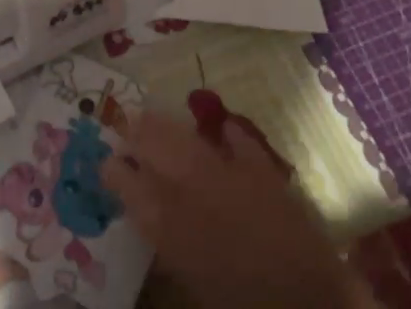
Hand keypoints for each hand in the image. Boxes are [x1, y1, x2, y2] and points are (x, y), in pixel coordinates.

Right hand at [103, 111, 373, 308]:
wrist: (302, 301)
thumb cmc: (234, 298)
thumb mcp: (186, 273)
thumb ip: (165, 238)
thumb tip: (149, 213)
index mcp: (162, 219)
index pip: (121, 178)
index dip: (112, 168)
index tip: (109, 163)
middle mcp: (186, 186)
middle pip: (150, 143)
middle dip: (135, 132)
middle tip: (128, 126)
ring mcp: (225, 173)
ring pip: (185, 135)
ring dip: (168, 127)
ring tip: (155, 119)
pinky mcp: (262, 171)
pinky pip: (239, 142)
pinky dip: (229, 135)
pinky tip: (222, 128)